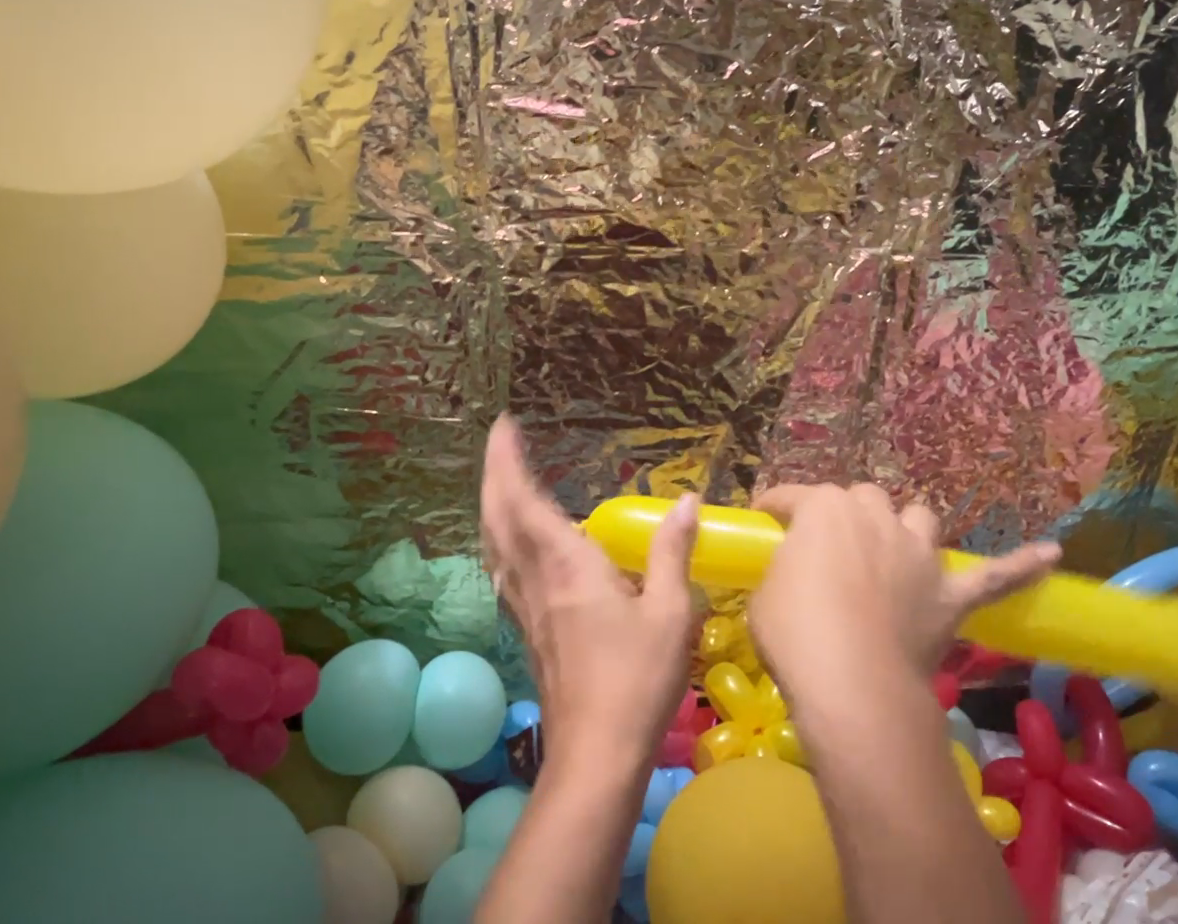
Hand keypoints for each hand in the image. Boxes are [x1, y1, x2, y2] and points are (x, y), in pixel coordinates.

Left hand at [480, 416, 698, 769]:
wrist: (596, 753)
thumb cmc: (638, 680)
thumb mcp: (670, 612)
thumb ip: (674, 552)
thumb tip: (686, 500)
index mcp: (567, 566)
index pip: (524, 500)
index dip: (508, 461)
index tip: (504, 425)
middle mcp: (535, 580)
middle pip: (497, 518)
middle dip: (493, 474)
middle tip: (499, 442)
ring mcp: (526, 608)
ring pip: (495, 545)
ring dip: (492, 505)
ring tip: (503, 482)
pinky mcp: (529, 631)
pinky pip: (504, 571)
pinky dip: (502, 541)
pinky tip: (516, 548)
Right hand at [749, 483, 1058, 691]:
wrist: (852, 684)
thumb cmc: (794, 634)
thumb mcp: (764, 595)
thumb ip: (783, 571)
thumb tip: (794, 574)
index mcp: (824, 511)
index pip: (792, 495)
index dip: (775, 507)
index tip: (765, 519)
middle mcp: (876, 518)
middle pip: (862, 498)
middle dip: (845, 514)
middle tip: (827, 547)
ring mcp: (918, 553)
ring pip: (918, 518)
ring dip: (903, 528)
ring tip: (892, 550)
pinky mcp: (949, 594)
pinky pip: (994, 575)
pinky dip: (1021, 566)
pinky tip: (1050, 554)